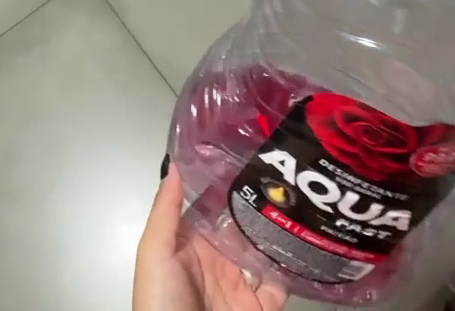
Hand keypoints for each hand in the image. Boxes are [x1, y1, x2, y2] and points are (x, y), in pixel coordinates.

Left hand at [136, 165, 286, 310]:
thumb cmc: (161, 299)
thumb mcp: (154, 251)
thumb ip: (166, 210)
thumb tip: (176, 164)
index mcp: (189, 244)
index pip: (209, 209)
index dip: (225, 185)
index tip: (246, 158)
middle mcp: (216, 261)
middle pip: (240, 229)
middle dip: (258, 209)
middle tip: (283, 181)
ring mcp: (238, 287)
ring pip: (262, 255)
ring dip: (276, 238)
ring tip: (297, 210)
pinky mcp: (257, 309)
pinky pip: (278, 287)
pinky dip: (289, 272)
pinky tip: (300, 250)